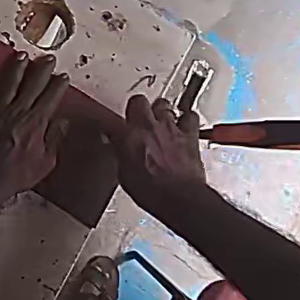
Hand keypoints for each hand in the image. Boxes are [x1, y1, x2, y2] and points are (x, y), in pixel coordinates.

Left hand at [0, 53, 69, 220]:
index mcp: (35, 123)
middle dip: (41, 69)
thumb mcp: (45, 163)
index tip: (62, 77)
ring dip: (16, 68)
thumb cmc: (15, 177)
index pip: (50, 97)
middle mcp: (16, 113)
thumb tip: (62, 123)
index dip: (58, 85)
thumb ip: (54, 140)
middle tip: (47, 59)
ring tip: (21, 57)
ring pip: (8, 84)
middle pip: (31, 85)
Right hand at [113, 95, 210, 214]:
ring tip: (159, 119)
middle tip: (136, 119)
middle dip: (137, 108)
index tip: (110, 129)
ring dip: (161, 111)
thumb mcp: (125, 174)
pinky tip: (184, 125)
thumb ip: (120, 154)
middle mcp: (150, 127)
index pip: (112, 119)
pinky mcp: (190, 135)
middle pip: (139, 101)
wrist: (180, 198)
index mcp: (128, 134)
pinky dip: (186, 119)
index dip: (110, 123)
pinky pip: (190, 117)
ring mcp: (171, 129)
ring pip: (164, 105)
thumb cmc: (153, 190)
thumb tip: (117, 147)